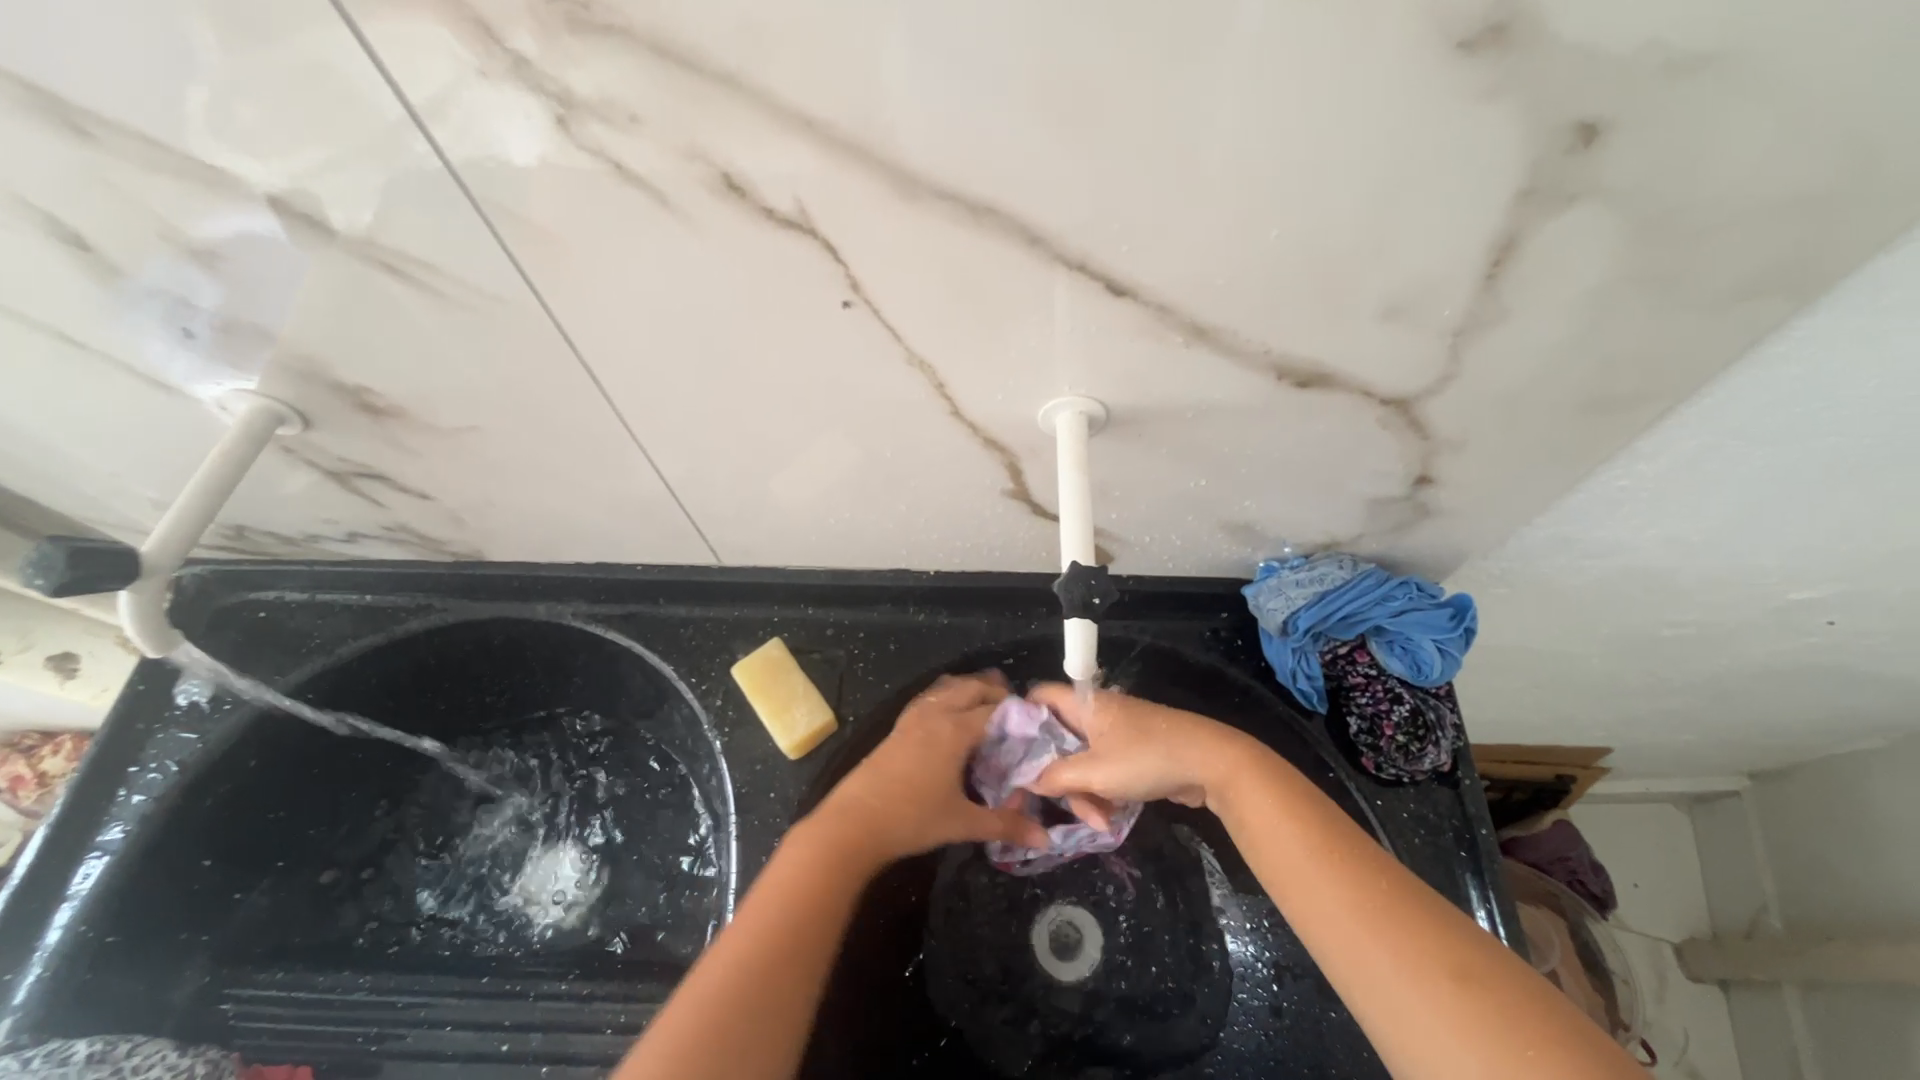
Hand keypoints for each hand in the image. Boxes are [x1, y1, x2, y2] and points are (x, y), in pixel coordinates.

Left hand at [807, 672, 1049, 868]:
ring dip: (968, 689)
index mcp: (955, 729)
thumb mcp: (963, 823)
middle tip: (1015, 708)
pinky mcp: (896, 728)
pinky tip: (948, 715)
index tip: (1037, 724)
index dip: (1018, 714)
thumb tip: (1045, 839)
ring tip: (986, 700)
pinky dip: (946, 697)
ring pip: (946, 689)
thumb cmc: (912, 820)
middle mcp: (935, 714)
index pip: (996, 710)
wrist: (853, 823)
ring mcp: (911, 719)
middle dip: (995, 692)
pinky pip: (928, 699)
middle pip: (970, 688)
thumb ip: (1005, 825)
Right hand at [1025, 683, 1258, 820]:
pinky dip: (1104, 794)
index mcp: (1085, 705)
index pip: (1041, 697)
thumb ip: (1055, 776)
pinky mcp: (1135, 756)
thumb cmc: (1147, 758)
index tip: (1010, 751)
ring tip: (1099, 822)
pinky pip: (1105, 773)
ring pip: (1083, 763)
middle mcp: (1098, 715)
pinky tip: (1111, 819)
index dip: (1022, 717)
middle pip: (1060, 740)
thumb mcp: (1095, 772)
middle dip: (1058, 776)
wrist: (1211, 764)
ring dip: (1084, 794)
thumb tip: (1028, 780)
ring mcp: (1118, 736)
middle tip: (1058, 803)